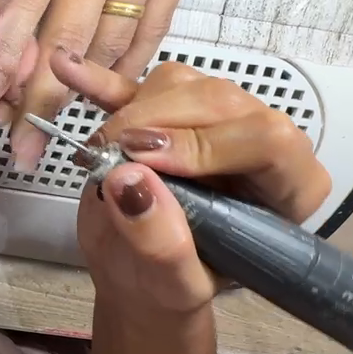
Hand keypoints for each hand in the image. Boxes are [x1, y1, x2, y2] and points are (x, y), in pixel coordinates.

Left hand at [0, 0, 232, 173]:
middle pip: (66, 41)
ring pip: (112, 43)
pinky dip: (129, 66)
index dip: (0, 62)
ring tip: (59, 139)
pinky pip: (154, 27)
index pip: (21, 8)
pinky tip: (109, 98)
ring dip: (84, 97)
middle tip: (22, 152)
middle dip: (41, 103)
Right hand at [53, 49, 331, 313]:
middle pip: (219, 100)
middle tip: (105, 155)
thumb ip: (160, 241)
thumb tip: (128, 179)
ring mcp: (211, 119)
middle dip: (154, 123)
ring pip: (180, 84)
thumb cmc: (166, 286)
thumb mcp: (171, 284)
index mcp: (287, 186)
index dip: (202, 143)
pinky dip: (98, 79)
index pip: (266, 139)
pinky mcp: (164, 111)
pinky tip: (66, 67)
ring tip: (95, 152)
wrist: (140, 276)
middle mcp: (259, 141)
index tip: (141, 160)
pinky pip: (134, 84)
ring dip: (128, 111)